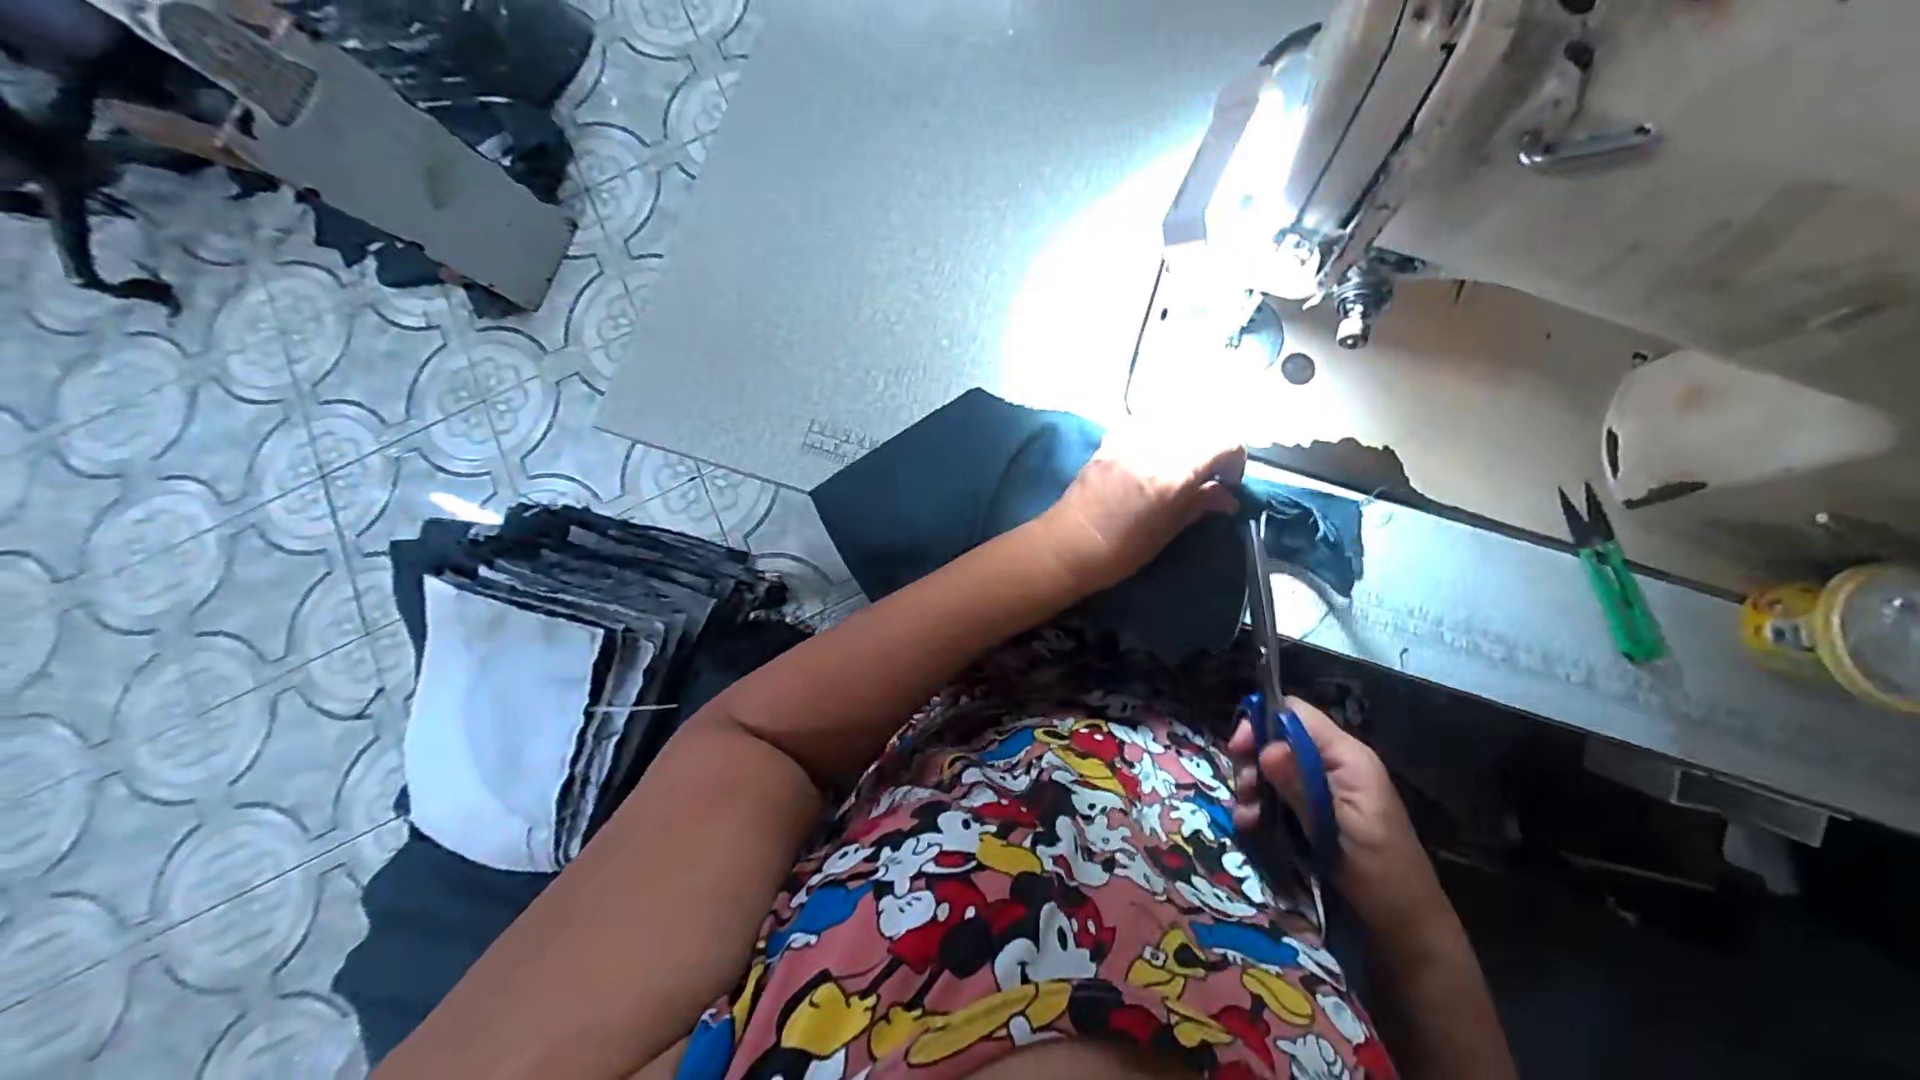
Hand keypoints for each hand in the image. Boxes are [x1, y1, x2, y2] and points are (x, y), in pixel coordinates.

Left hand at [1037, 423, 1245, 593]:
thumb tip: (1227, 497)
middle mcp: (1154, 445)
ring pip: (1175, 417)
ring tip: (1182, 463)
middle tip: (1208, 475)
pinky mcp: (1110, 438)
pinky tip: (1154, 454)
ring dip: (1187, 435)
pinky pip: (1146, 420)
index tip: (1227, 484)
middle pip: (1203, 425)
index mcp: (1172, 472)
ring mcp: (1129, 437)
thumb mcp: (1167, 532)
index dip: (1235, 461)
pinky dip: (1159, 431)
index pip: (1225, 441)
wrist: (1066, 546)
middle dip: (1213, 447)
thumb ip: (1199, 504)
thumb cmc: (1119, 551)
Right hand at [1229, 698, 1450, 936]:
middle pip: (1278, 738)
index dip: (1261, 721)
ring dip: (1253, 787)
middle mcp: (1334, 764)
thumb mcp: (1336, 827)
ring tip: (1247, 817)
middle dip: (1253, 760)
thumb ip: (1301, 785)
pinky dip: (1261, 807)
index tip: (1238, 749)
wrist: (1405, 925)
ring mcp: (1324, 788)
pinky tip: (1252, 826)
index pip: (1296, 713)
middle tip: (1242, 790)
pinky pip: (1279, 794)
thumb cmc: (1379, 872)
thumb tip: (1266, 747)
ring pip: (1273, 768)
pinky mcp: (1315, 811)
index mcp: (1347, 757)